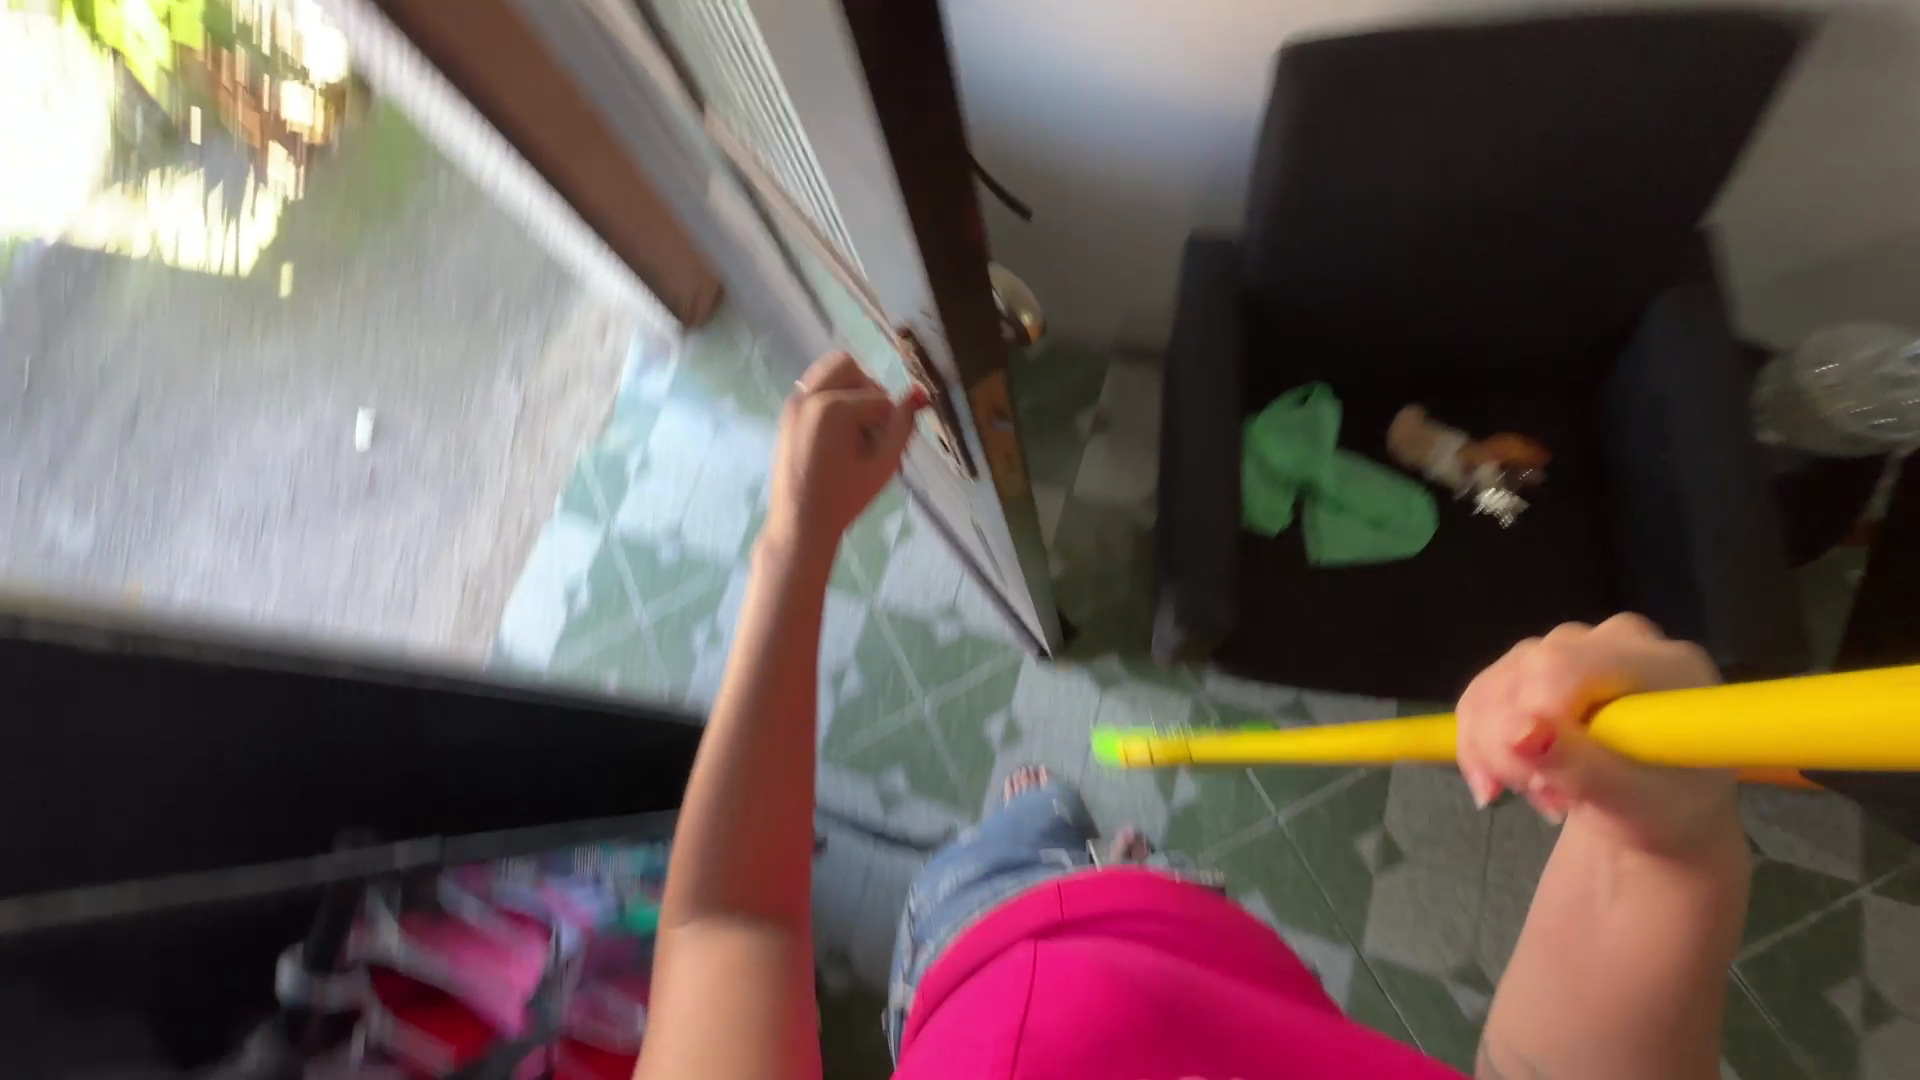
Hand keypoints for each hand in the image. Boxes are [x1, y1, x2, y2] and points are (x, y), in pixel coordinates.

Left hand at [763, 352, 926, 562]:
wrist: (801, 522)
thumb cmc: (845, 499)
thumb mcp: (884, 464)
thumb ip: (903, 425)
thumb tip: (919, 393)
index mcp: (833, 407)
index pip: (880, 398)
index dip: (891, 423)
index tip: (887, 450)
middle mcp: (809, 395)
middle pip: (850, 367)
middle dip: (868, 391)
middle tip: (874, 427)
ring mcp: (794, 403)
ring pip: (829, 372)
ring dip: (850, 391)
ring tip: (856, 429)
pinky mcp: (787, 414)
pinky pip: (815, 388)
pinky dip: (832, 398)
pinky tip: (838, 435)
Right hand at [1455, 614, 1737, 858]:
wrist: (1658, 803)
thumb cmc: (1668, 804)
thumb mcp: (1634, 800)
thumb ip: (1579, 764)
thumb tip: (1518, 735)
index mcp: (1652, 662)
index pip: (1563, 662)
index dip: (1532, 709)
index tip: (1538, 774)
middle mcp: (1603, 640)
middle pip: (1519, 674)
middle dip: (1510, 744)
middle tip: (1545, 799)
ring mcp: (1560, 648)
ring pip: (1488, 688)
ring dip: (1493, 752)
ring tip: (1538, 794)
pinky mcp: (1524, 665)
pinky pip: (1475, 697)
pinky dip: (1476, 744)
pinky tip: (1503, 777)